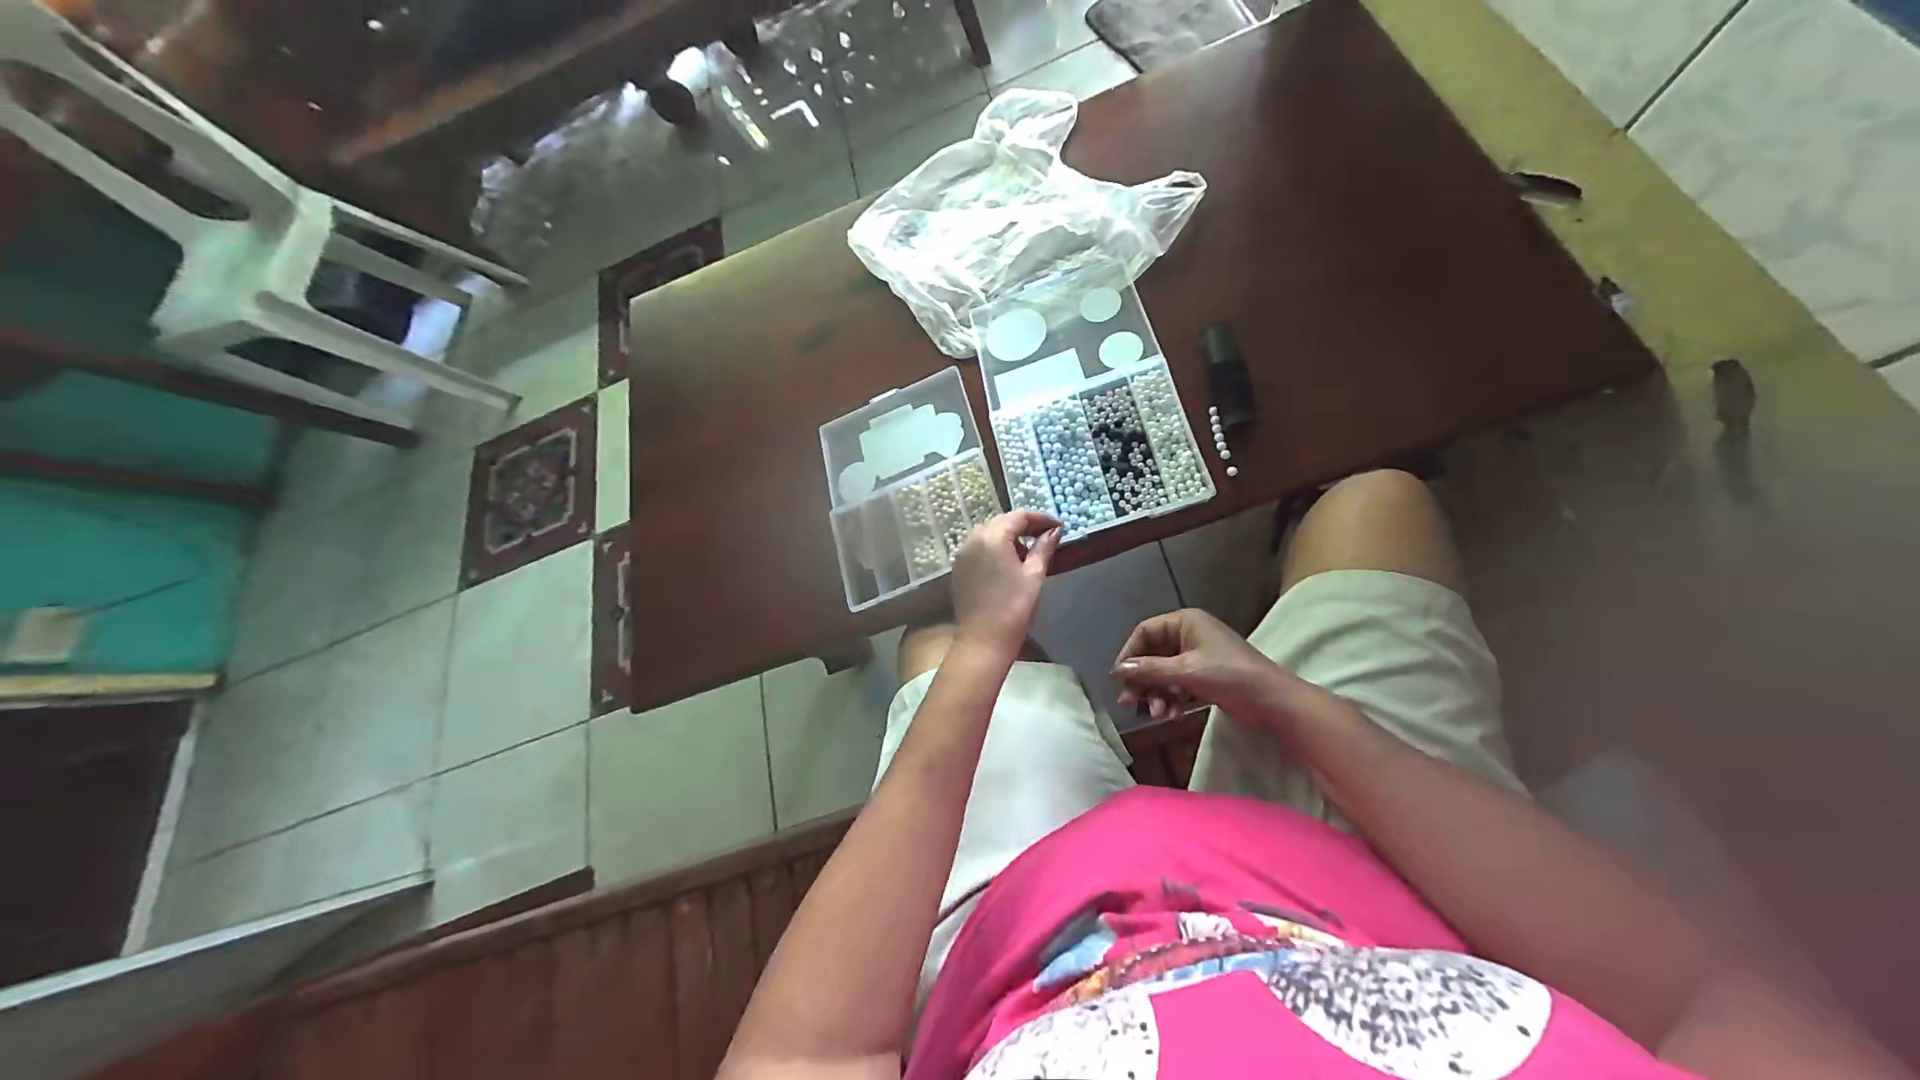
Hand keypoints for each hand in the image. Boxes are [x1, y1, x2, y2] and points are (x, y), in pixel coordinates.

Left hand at [950, 511, 1062, 650]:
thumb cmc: (1014, 607)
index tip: (1058, 528)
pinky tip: (1007, 565)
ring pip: (988, 534)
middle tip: (1046, 539)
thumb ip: (1044, 548)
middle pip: (1002, 522)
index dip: (1041, 519)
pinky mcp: (958, 567)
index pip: (1019, 516)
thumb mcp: (1034, 575)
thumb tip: (1054, 532)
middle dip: (1024, 527)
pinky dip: (994, 549)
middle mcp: (973, 539)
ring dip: (1008, 538)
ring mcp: (962, 553)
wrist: (984, 639)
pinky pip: (978, 548)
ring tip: (1027, 555)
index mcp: (992, 536)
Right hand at [1112, 608, 1282, 719]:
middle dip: (1143, 680)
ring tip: (1158, 714)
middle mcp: (1189, 635)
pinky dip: (1172, 698)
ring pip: (1164, 673)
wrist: (1272, 700)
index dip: (1129, 654)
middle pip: (1152, 655)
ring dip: (1157, 693)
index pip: (1145, 632)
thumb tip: (1117, 670)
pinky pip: (1178, 684)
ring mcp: (1198, 656)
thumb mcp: (1185, 672)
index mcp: (1185, 622)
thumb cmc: (1229, 675)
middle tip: (1129, 703)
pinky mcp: (1205, 676)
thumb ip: (1148, 669)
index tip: (1118, 678)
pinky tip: (1171, 715)